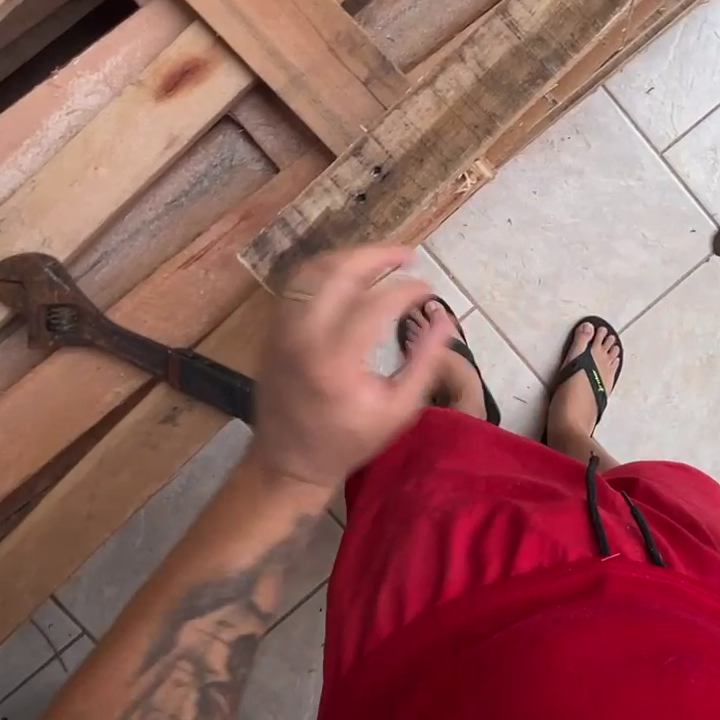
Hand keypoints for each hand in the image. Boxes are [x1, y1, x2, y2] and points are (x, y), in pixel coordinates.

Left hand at [249, 244, 453, 489]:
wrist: (285, 464)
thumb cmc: (349, 441)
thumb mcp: (399, 410)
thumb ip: (426, 361)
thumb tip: (445, 318)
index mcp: (337, 360)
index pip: (378, 302)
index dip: (409, 289)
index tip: (429, 290)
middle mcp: (304, 336)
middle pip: (340, 271)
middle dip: (380, 255)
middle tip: (410, 256)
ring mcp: (283, 330)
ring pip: (315, 269)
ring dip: (353, 257)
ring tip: (384, 259)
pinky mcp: (274, 330)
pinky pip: (300, 284)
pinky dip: (330, 271)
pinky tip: (354, 276)